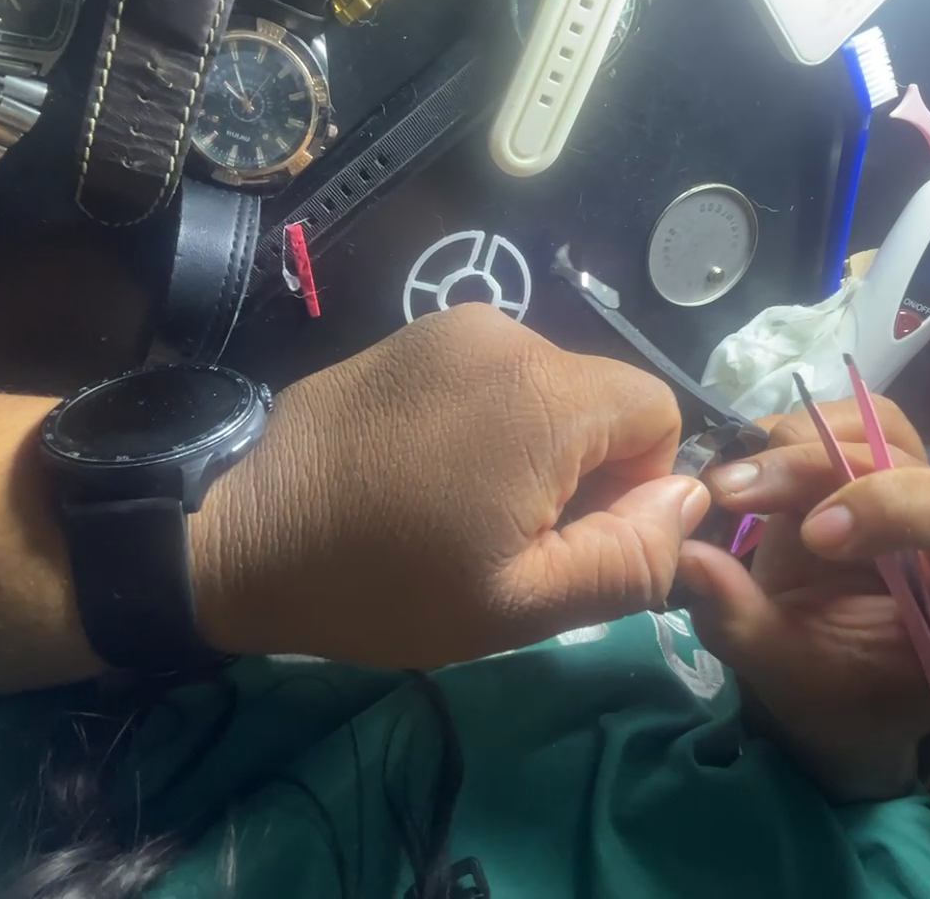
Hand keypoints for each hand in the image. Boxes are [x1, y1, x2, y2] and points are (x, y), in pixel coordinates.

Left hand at [190, 304, 709, 668]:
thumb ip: (628, 558)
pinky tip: (430, 463)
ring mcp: (453, 325)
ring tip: (461, 498)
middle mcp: (506, 333)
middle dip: (584, 467)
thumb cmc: (382, 580)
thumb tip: (688, 499)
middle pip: (601, 399)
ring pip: (549, 387)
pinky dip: (491, 419)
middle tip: (507, 528)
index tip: (569, 531)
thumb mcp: (520, 604)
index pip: (658, 410)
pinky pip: (494, 374)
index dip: (636, 482)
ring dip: (535, 445)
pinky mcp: (414, 334)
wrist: (241, 530)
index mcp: (543, 393)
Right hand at [677, 398, 929, 799]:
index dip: (894, 506)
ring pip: (865, 424)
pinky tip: (741, 478)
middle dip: (807, 468)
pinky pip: (827, 427)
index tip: (813, 537)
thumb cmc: (835, 696)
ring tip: (731, 488)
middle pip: (899, 457)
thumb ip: (739, 619)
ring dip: (789, 447)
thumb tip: (684, 554)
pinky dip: (776, 443)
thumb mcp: (785, 672)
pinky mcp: (855, 474)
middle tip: (727, 494)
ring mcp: (903, 490)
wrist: (831, 686)